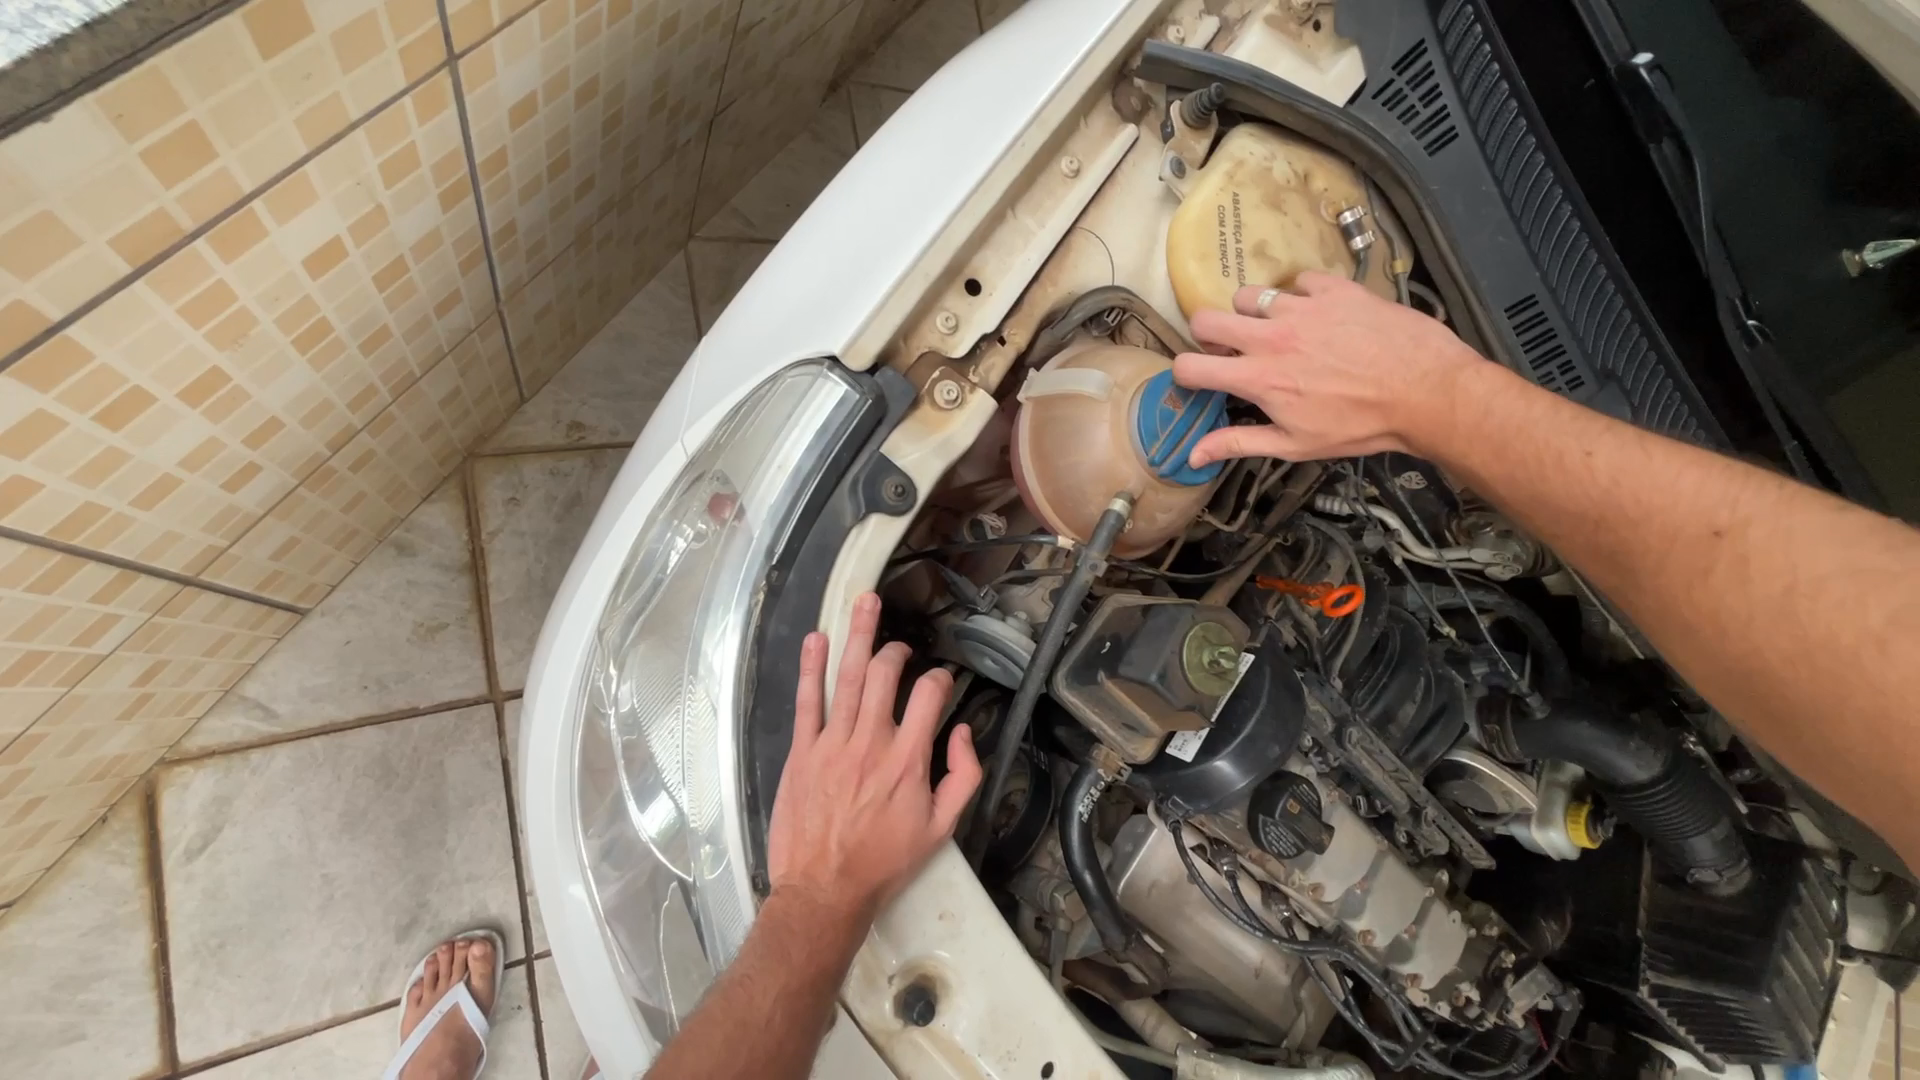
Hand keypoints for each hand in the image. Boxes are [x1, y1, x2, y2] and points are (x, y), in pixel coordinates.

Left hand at [766, 593, 982, 927]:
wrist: (824, 891)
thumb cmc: (885, 861)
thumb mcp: (941, 828)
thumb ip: (963, 777)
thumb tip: (961, 731)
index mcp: (908, 760)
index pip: (929, 695)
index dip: (939, 679)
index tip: (940, 681)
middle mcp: (872, 742)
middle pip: (884, 674)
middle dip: (896, 651)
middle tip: (900, 649)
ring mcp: (833, 743)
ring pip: (847, 677)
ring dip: (858, 634)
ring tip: (864, 601)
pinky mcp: (802, 751)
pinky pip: (807, 701)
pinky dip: (811, 667)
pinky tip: (815, 638)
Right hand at [1172, 272, 1490, 464]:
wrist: (1427, 392)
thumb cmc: (1358, 426)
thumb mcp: (1294, 445)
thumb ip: (1238, 443)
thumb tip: (1192, 455)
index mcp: (1258, 378)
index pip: (1190, 366)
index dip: (1186, 374)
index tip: (1201, 380)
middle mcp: (1271, 336)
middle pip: (1205, 318)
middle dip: (1207, 336)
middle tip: (1231, 350)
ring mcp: (1302, 307)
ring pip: (1249, 295)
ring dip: (1252, 313)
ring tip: (1274, 329)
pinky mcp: (1334, 289)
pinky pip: (1299, 281)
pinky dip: (1300, 296)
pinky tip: (1316, 315)